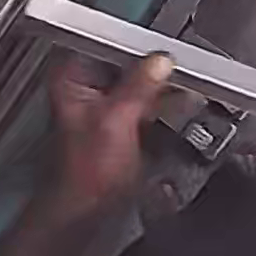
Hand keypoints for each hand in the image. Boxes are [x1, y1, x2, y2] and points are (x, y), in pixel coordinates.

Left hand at [42, 53, 173, 219]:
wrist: (87, 212)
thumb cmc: (84, 173)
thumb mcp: (115, 122)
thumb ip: (139, 87)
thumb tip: (159, 61)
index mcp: (70, 78)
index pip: (104, 43)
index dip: (134, 43)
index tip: (159, 47)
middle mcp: (83, 85)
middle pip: (123, 59)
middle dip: (152, 63)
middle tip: (177, 62)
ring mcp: (102, 102)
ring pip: (136, 79)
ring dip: (160, 81)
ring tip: (185, 78)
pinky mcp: (119, 119)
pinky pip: (143, 98)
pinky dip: (161, 98)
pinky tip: (181, 97)